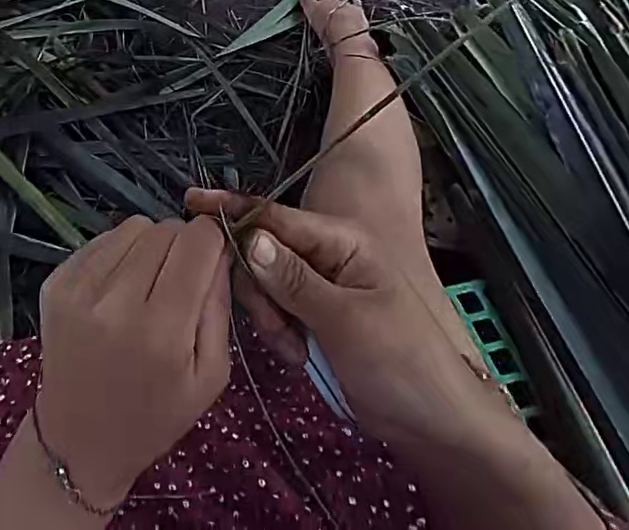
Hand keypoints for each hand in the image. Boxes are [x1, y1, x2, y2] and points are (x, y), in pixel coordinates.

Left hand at [34, 215, 232, 509]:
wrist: (79, 440)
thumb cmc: (155, 414)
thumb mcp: (210, 375)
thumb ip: (220, 305)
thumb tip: (219, 246)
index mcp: (162, 331)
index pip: (198, 240)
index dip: (212, 240)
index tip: (212, 256)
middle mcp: (116, 302)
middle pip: (167, 229)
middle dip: (183, 244)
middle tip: (179, 278)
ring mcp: (79, 289)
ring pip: (135, 226)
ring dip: (150, 244)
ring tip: (148, 282)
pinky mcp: (56, 282)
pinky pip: (103, 239)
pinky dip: (120, 252)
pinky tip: (119, 286)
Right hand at [184, 189, 492, 450]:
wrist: (435, 425)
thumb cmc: (402, 363)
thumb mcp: (346, 319)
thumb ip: (293, 279)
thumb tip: (249, 239)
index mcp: (341, 240)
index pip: (276, 216)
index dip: (233, 209)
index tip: (192, 202)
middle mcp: (327, 255)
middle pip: (263, 251)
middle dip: (259, 289)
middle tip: (276, 328)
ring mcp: (320, 286)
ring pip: (266, 283)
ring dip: (269, 317)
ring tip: (294, 350)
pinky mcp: (315, 315)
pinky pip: (277, 310)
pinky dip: (279, 332)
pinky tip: (297, 355)